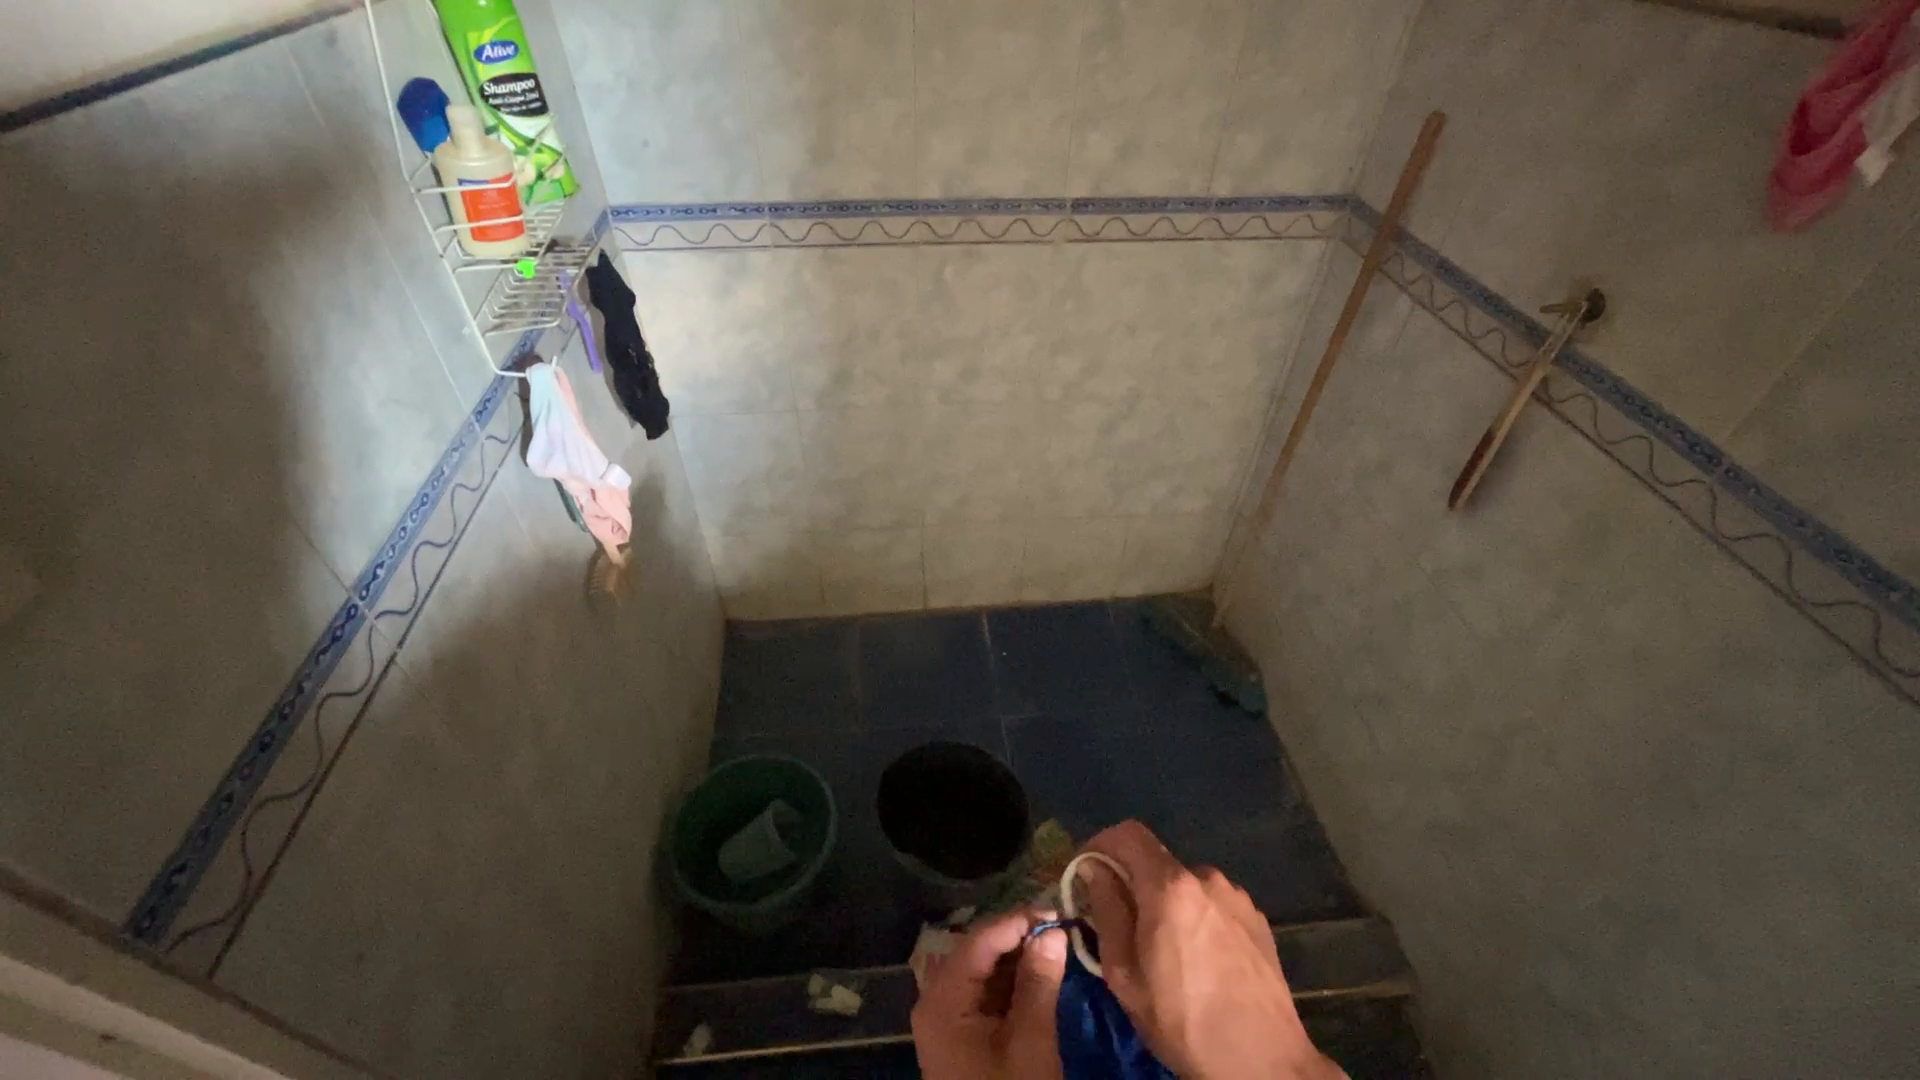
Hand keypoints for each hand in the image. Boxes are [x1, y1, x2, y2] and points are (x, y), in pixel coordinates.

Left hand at [911, 909, 1067, 1079]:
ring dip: (1017, 957)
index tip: (1058, 912)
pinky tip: (1040, 975)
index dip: (1017, 921)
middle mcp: (936, 1001)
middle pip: (977, 951)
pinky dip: (1012, 982)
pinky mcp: (960, 1036)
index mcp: (942, 1000)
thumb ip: (1039, 982)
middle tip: (1061, 928)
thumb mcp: (1030, 1044)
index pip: (979, 940)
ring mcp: (946, 1020)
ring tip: (1056, 946)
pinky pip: (984, 993)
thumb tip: (1052, 931)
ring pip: (982, 970)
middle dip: (1018, 937)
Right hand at [1078, 821, 1343, 1079]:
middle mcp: (1205, 878)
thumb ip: (1106, 911)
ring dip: (1165, 903)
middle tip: (1120, 924)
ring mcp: (1236, 896)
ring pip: (1184, 884)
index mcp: (1170, 887)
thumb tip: (1093, 869)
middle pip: (1155, 861)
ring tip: (1163, 949)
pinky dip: (1194, 916)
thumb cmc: (1183, 1022)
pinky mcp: (1256, 918)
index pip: (1127, 833)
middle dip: (1131, 883)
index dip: (1100, 843)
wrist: (1265, 1063)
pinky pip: (1211, 903)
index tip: (1086, 872)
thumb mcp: (1125, 975)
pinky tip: (1198, 958)